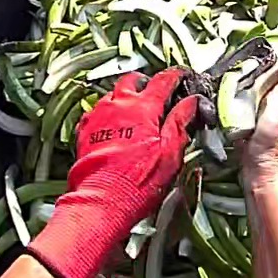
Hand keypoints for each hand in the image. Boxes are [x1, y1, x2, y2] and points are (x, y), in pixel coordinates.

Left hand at [28, 70, 196, 277]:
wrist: (101, 200)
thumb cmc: (137, 181)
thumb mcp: (170, 152)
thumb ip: (181, 121)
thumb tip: (192, 102)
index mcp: (143, 106)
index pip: (163, 80)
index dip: (176, 76)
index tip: (182, 76)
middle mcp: (118, 104)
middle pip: (134, 80)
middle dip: (146, 83)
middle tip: (157, 94)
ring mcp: (99, 115)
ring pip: (114, 94)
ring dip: (127, 98)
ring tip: (137, 113)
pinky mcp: (85, 129)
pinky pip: (98, 111)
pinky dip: (109, 114)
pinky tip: (116, 128)